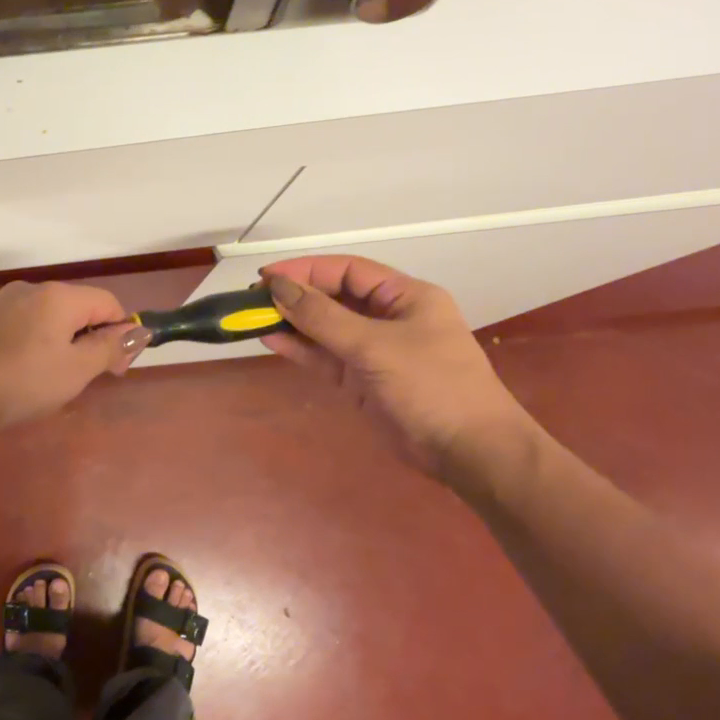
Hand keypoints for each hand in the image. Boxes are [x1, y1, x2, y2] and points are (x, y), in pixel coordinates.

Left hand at [0, 281, 150, 431]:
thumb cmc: (18, 384)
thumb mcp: (74, 371)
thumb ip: (108, 348)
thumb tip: (138, 330)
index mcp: (57, 296)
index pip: (108, 303)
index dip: (121, 335)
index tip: (115, 372)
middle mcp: (29, 289)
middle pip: (77, 309)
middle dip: (90, 342)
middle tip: (83, 383)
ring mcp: (0, 303)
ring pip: (48, 320)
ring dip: (61, 346)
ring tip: (49, 384)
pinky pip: (21, 328)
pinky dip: (33, 348)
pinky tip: (20, 377)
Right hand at [258, 254, 534, 478]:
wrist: (467, 449)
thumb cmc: (431, 385)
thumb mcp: (375, 345)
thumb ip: (323, 317)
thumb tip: (278, 288)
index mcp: (406, 297)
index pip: (348, 271)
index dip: (307, 270)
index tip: (267, 278)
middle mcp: (388, 318)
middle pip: (334, 297)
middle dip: (295, 296)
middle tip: (253, 299)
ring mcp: (373, 350)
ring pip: (324, 328)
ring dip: (291, 322)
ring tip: (252, 318)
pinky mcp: (360, 380)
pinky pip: (323, 356)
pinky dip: (298, 348)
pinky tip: (270, 339)